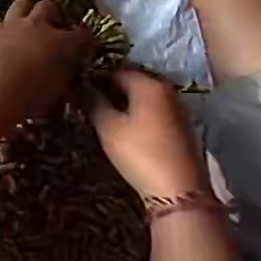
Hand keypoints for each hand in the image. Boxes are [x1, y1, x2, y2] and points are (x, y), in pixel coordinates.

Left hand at [0, 0, 93, 118]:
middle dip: (52, 16)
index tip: (84, 46)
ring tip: (25, 27)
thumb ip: (62, 79)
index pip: (81, 35)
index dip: (84, 40)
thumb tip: (63, 75)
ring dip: (25, 13)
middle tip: (51, 30)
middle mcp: (36, 27)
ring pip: (21, 5)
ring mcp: (9, 26)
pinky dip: (1, 35)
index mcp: (60, 43)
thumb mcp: (55, 95)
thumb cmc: (28, 99)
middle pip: (48, 7)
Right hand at [88, 68, 206, 198]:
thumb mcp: (108, 127)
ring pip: (144, 96)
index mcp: (149, 84)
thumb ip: (94, 102)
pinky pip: (155, 109)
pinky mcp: (182, 125)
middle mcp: (166, 89)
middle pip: (133, 81)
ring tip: (105, 113)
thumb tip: (82, 86)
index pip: (116, 71)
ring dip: (125, 101)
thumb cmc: (140, 153)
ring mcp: (178, 107)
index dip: (95, 77)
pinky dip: (139, 112)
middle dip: (111, 88)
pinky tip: (126, 125)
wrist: (178, 189)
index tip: (79, 88)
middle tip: (89, 100)